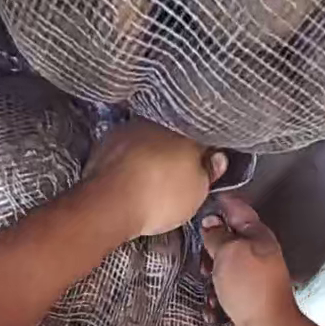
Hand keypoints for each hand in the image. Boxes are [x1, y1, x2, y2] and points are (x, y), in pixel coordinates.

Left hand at [77, 120, 225, 238]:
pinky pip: (125, 151)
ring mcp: (130, 131)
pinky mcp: (106, 144)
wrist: (112, 201)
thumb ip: (209, 172)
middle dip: (176, 154)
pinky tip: (131, 180)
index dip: (206, 156)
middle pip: (174, 137)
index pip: (203, 138)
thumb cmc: (159, 197)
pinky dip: (130, 162)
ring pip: (148, 141)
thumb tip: (217, 159)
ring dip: (151, 156)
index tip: (205, 170)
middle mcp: (158, 124)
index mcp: (187, 132)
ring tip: (152, 182)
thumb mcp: (197, 191)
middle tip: (177, 178)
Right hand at [200, 194, 303, 325]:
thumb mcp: (228, 253)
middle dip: (210, 250)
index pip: (238, 210)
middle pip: (225, 241)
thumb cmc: (250, 287)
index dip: (221, 204)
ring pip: (220, 268)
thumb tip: (209, 222)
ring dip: (210, 278)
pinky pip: (222, 291)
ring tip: (211, 286)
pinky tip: (216, 306)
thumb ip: (217, 235)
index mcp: (257, 236)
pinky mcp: (243, 297)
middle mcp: (256, 253)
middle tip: (205, 260)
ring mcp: (251, 276)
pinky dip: (216, 298)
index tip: (203, 201)